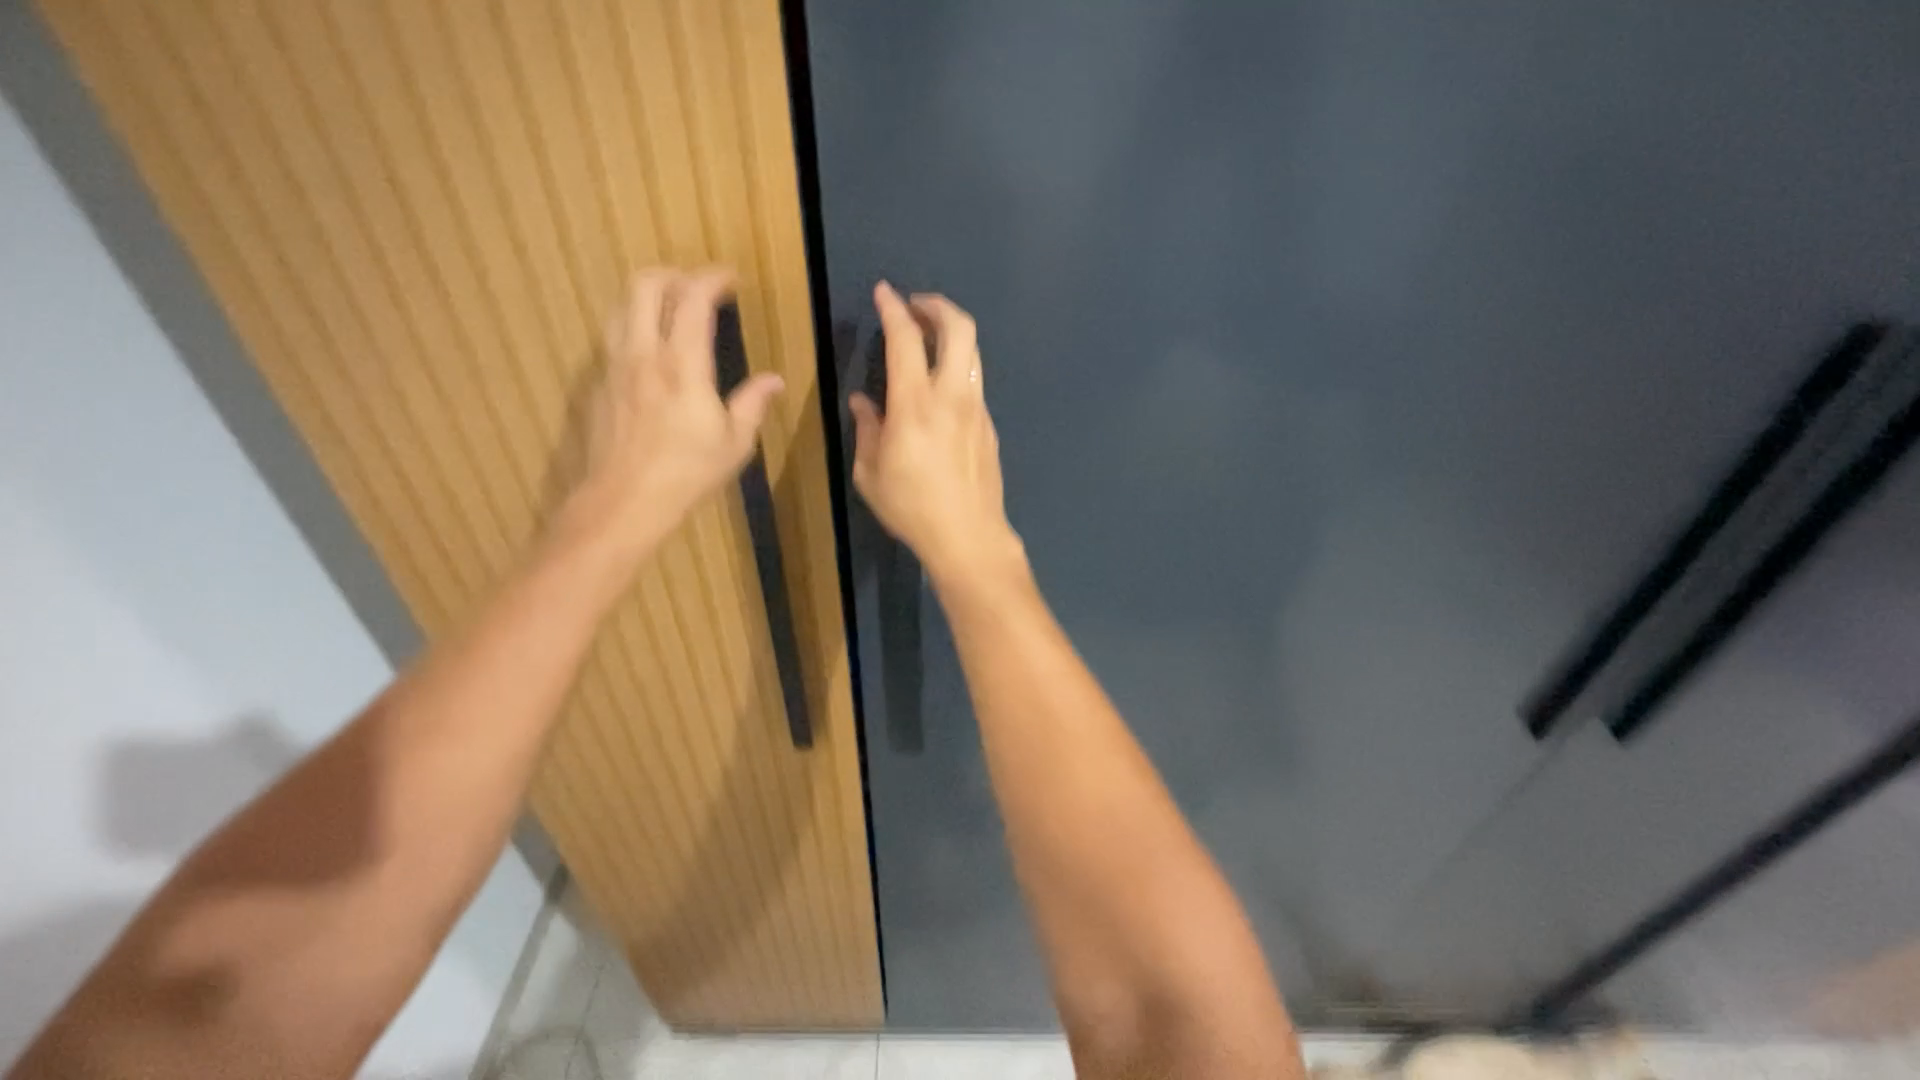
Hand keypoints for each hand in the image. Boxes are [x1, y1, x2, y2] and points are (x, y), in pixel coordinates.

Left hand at [562, 268, 782, 555]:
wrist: (623, 501)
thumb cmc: (686, 474)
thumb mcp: (734, 444)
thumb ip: (752, 404)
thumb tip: (773, 381)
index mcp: (683, 364)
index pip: (693, 298)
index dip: (713, 278)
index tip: (730, 279)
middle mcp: (643, 353)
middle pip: (645, 284)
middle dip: (674, 275)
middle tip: (697, 289)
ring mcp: (615, 366)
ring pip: (622, 306)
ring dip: (648, 297)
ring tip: (672, 312)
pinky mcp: (599, 384)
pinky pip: (614, 338)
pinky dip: (634, 328)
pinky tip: (652, 354)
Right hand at [849, 283, 1019, 580]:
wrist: (969, 536)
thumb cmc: (911, 508)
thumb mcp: (870, 473)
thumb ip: (867, 429)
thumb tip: (863, 403)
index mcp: (915, 404)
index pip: (905, 338)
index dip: (893, 308)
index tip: (884, 291)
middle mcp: (952, 396)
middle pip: (960, 328)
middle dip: (938, 305)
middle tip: (915, 306)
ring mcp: (977, 409)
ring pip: (973, 353)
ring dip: (951, 334)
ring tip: (929, 338)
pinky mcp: (989, 426)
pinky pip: (974, 383)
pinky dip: (957, 368)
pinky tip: (940, 389)